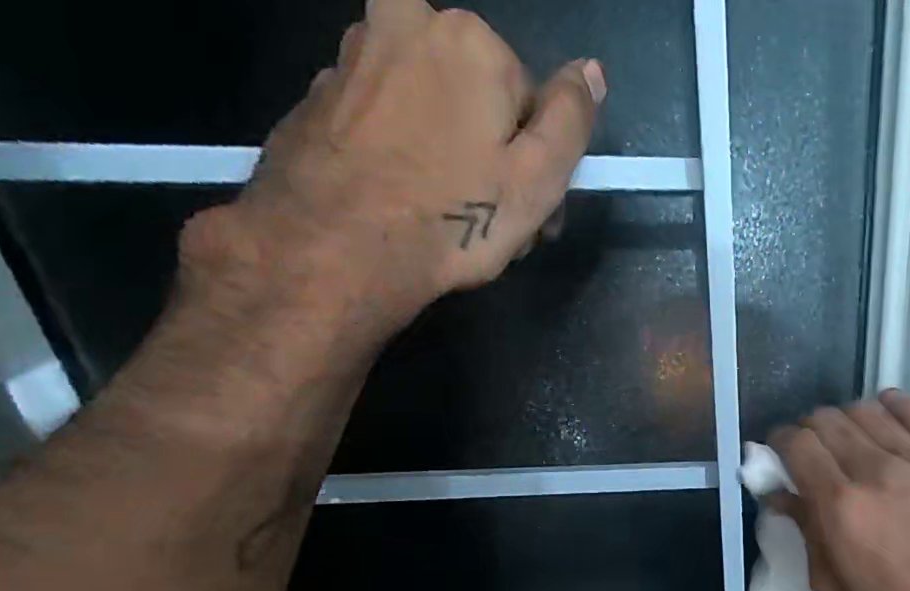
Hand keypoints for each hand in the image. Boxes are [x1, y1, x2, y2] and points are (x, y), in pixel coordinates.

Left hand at [177, 0, 603, 335]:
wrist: (339, 247)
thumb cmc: (455, 215)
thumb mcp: (538, 178)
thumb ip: (571, 118)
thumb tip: (590, 70)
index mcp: (469, 39)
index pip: (529, 102)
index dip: (535, 159)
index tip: (529, 208)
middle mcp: (405, 24)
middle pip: (475, 97)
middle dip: (489, 151)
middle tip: (490, 218)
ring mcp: (353, 57)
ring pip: (429, 107)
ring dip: (447, 152)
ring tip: (447, 216)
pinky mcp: (318, 96)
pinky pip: (384, 122)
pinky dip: (400, 153)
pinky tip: (403, 201)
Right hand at [766, 391, 909, 590]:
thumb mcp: (831, 587)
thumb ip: (804, 530)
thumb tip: (779, 494)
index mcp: (841, 506)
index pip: (797, 443)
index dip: (780, 442)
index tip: (781, 455)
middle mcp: (876, 470)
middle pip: (828, 419)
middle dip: (809, 432)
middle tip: (812, 455)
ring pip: (868, 409)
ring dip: (847, 421)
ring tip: (849, 444)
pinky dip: (893, 407)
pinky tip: (886, 423)